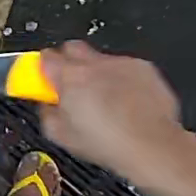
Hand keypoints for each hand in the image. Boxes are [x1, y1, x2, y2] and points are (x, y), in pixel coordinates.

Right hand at [37, 41, 195, 185]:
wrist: (153, 147)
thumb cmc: (109, 143)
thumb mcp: (60, 134)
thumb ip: (46, 111)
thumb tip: (46, 104)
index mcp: (69, 76)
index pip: (45, 57)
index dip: (42, 68)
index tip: (44, 80)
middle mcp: (94, 64)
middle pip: (71, 48)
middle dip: (67, 62)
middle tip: (69, 84)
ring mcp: (120, 64)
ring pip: (99, 59)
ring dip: (96, 73)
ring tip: (103, 99)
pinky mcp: (143, 69)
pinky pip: (124, 67)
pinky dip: (120, 79)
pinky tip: (123, 101)